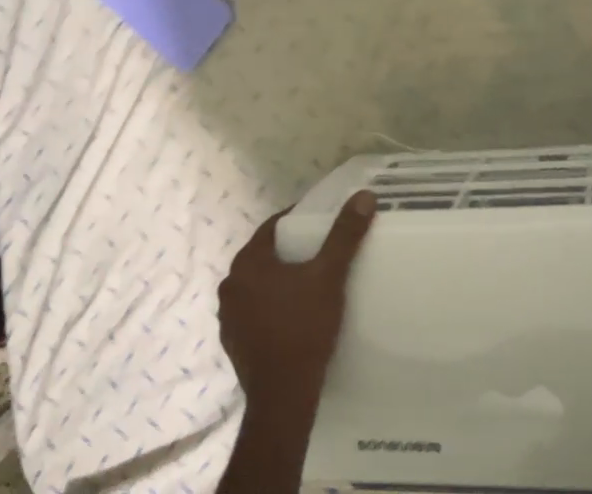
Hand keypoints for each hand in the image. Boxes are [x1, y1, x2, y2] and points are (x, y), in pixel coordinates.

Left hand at [218, 190, 376, 420]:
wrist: (283, 395)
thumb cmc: (304, 327)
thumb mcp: (329, 276)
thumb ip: (344, 234)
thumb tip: (363, 195)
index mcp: (247, 263)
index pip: (272, 227)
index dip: (297, 220)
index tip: (321, 220)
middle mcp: (230, 285)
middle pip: (264, 256)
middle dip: (290, 251)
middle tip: (321, 251)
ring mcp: (228, 317)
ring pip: (258, 286)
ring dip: (279, 281)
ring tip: (310, 283)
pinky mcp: (234, 343)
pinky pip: (255, 312)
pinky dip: (273, 307)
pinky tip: (295, 316)